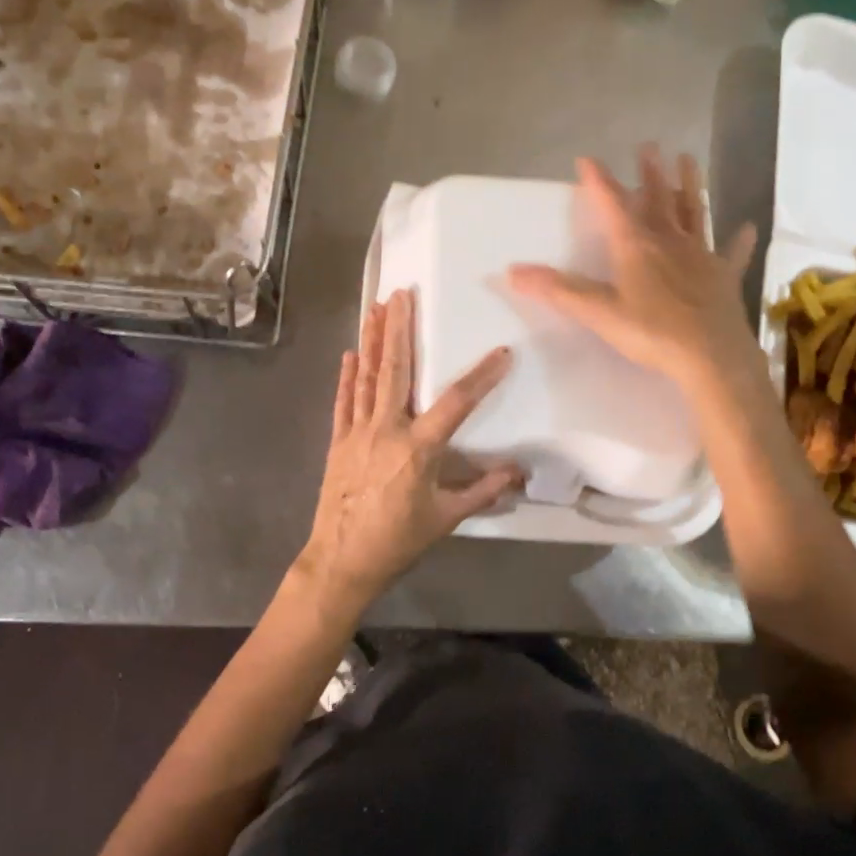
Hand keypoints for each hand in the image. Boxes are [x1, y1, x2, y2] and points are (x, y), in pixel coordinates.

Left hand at [297, 289, 521, 610]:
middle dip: (399, 329)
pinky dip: (347, 377)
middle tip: (401, 294)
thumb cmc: (398, 541)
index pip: (457, 402)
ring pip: (366, 378)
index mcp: (418, 448)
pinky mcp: (338, 443)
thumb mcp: (446, 518)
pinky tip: (350, 354)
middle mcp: (386, 430)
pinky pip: (343, 402)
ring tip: (376, 308)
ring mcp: (357, 433)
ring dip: (372, 341)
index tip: (502, 352)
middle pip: (395, 371)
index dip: (482, 376)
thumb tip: (517, 473)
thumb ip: (482, 491)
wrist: (342, 561)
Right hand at [508, 146, 759, 390]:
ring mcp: (700, 256)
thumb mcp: (598, 313)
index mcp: (636, 246)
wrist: (711, 355)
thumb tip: (513, 271)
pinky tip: (746, 226)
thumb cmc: (651, 332)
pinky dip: (738, 239)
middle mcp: (669, 241)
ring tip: (688, 159)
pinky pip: (731, 252)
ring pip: (693, 213)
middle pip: (658, 199)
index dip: (599, 181)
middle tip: (649, 146)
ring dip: (690, 186)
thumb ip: (558, 290)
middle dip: (650, 172)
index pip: (613, 205)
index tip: (588, 159)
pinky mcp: (724, 276)